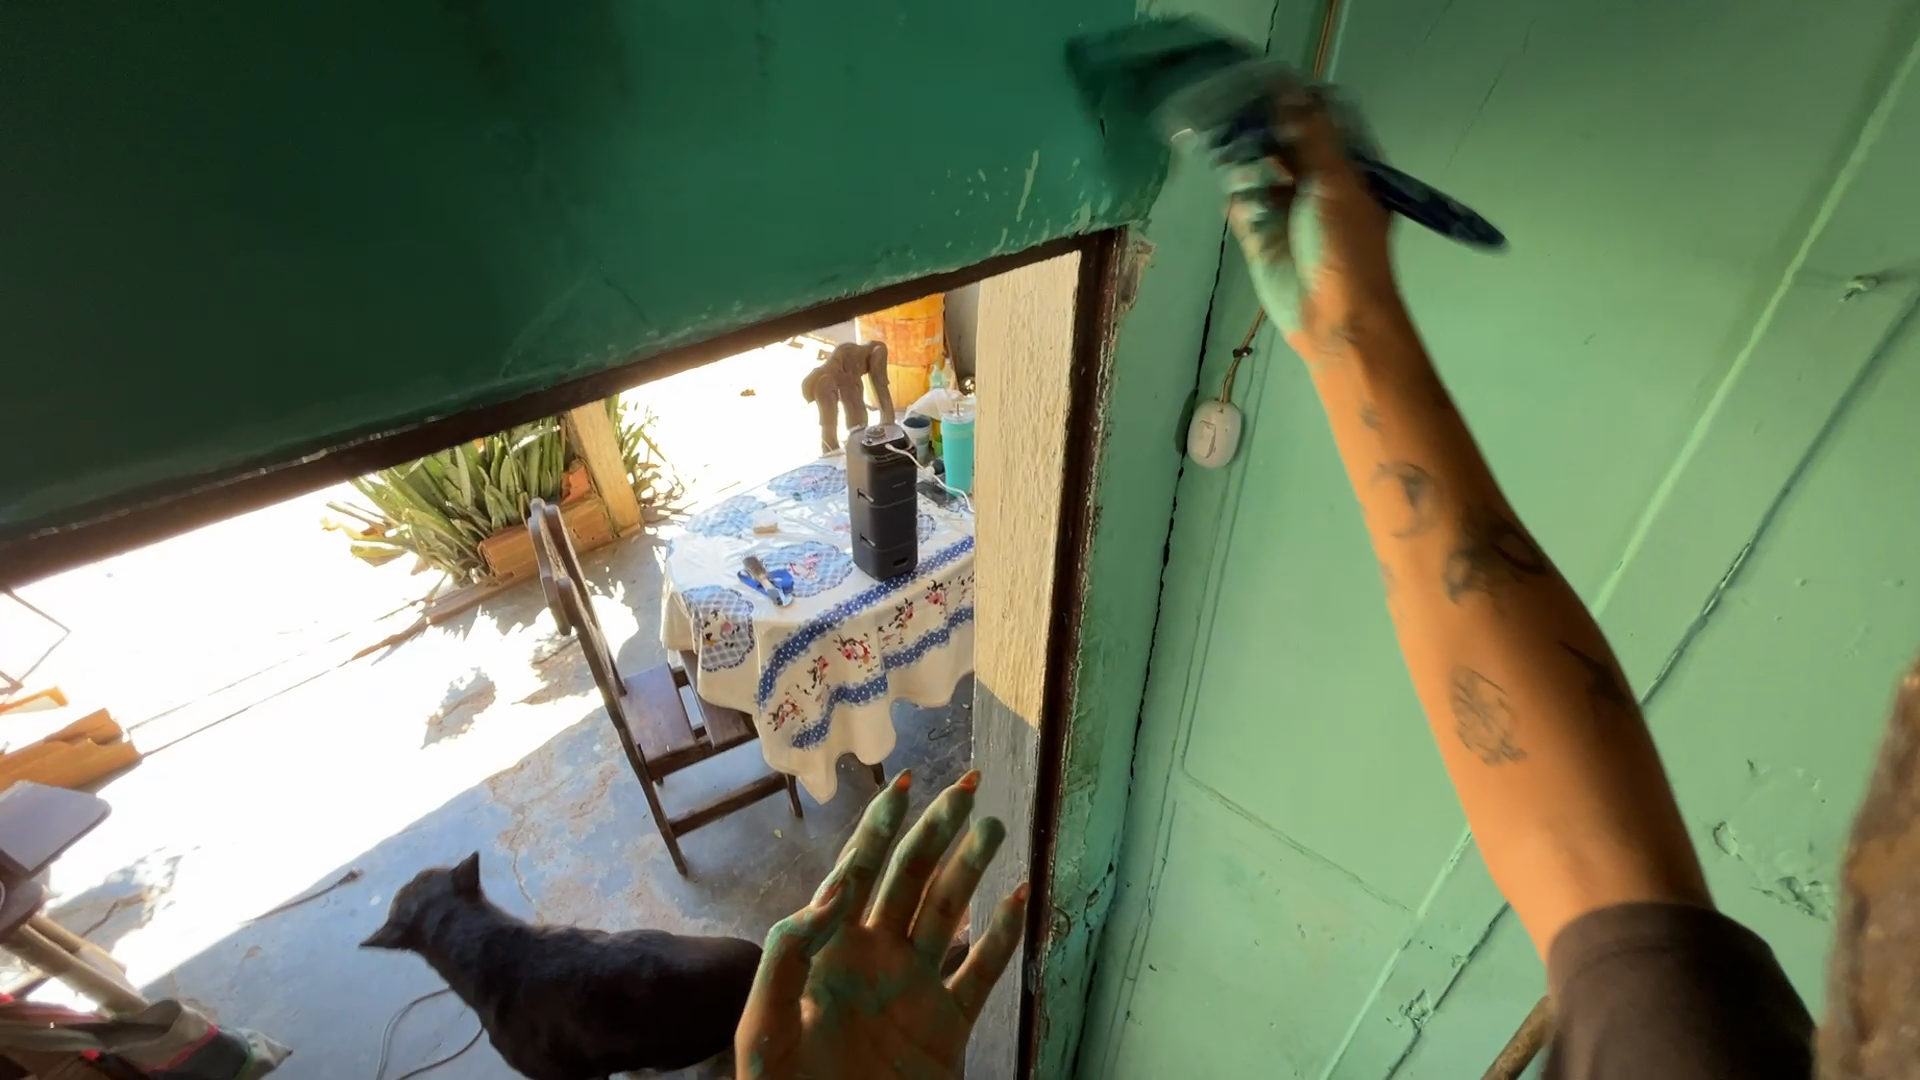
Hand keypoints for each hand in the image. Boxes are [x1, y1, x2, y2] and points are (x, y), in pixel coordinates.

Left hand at [736, 770, 1028, 1078]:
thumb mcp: (765, 1029)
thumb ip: (789, 955)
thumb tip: (836, 888)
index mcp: (833, 950)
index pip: (858, 870)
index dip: (880, 826)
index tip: (904, 784)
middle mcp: (878, 955)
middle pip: (912, 877)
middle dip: (937, 829)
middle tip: (968, 788)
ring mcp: (916, 987)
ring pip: (951, 911)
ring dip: (972, 867)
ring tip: (993, 827)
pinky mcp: (948, 1026)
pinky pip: (982, 972)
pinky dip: (1004, 935)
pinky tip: (1021, 897)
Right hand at [1220, 93, 1402, 353]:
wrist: (1331, 314)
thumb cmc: (1345, 246)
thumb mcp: (1335, 182)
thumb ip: (1310, 138)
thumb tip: (1287, 93)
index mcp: (1348, 169)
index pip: (1320, 126)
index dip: (1295, 107)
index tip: (1266, 88)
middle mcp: (1317, 187)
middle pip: (1284, 150)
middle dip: (1263, 136)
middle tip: (1236, 118)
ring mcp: (1287, 214)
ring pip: (1260, 177)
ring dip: (1245, 167)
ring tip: (1233, 159)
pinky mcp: (1261, 240)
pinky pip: (1243, 210)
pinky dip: (1236, 201)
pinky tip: (1232, 196)